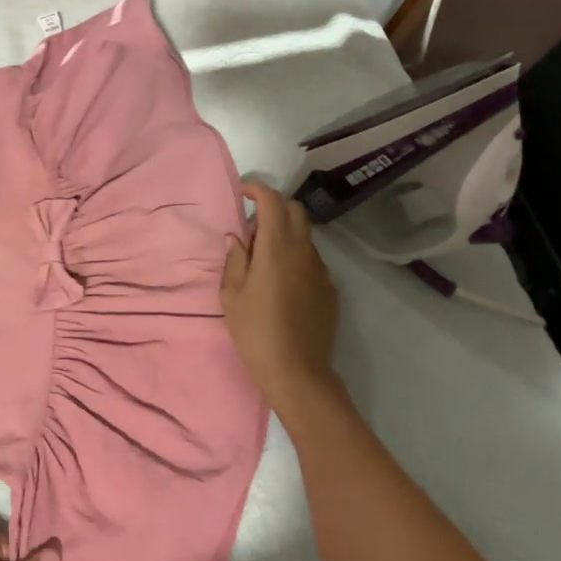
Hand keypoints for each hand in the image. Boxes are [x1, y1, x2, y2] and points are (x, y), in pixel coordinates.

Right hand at [221, 181, 341, 411]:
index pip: (272, 200)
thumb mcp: (232, 295)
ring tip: (264, 261)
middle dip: (274, 207)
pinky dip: (296, 257)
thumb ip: (234, 259)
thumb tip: (237, 237)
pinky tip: (282, 284)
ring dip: (285, 234)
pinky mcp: (329, 288)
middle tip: (252, 230)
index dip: (258, 189)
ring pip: (304, 235)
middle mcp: (303, 250)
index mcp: (277, 247)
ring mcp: (320, 269)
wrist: (298, 371)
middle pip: (295, 210)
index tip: (243, 193)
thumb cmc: (256, 332)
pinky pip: (311, 259)